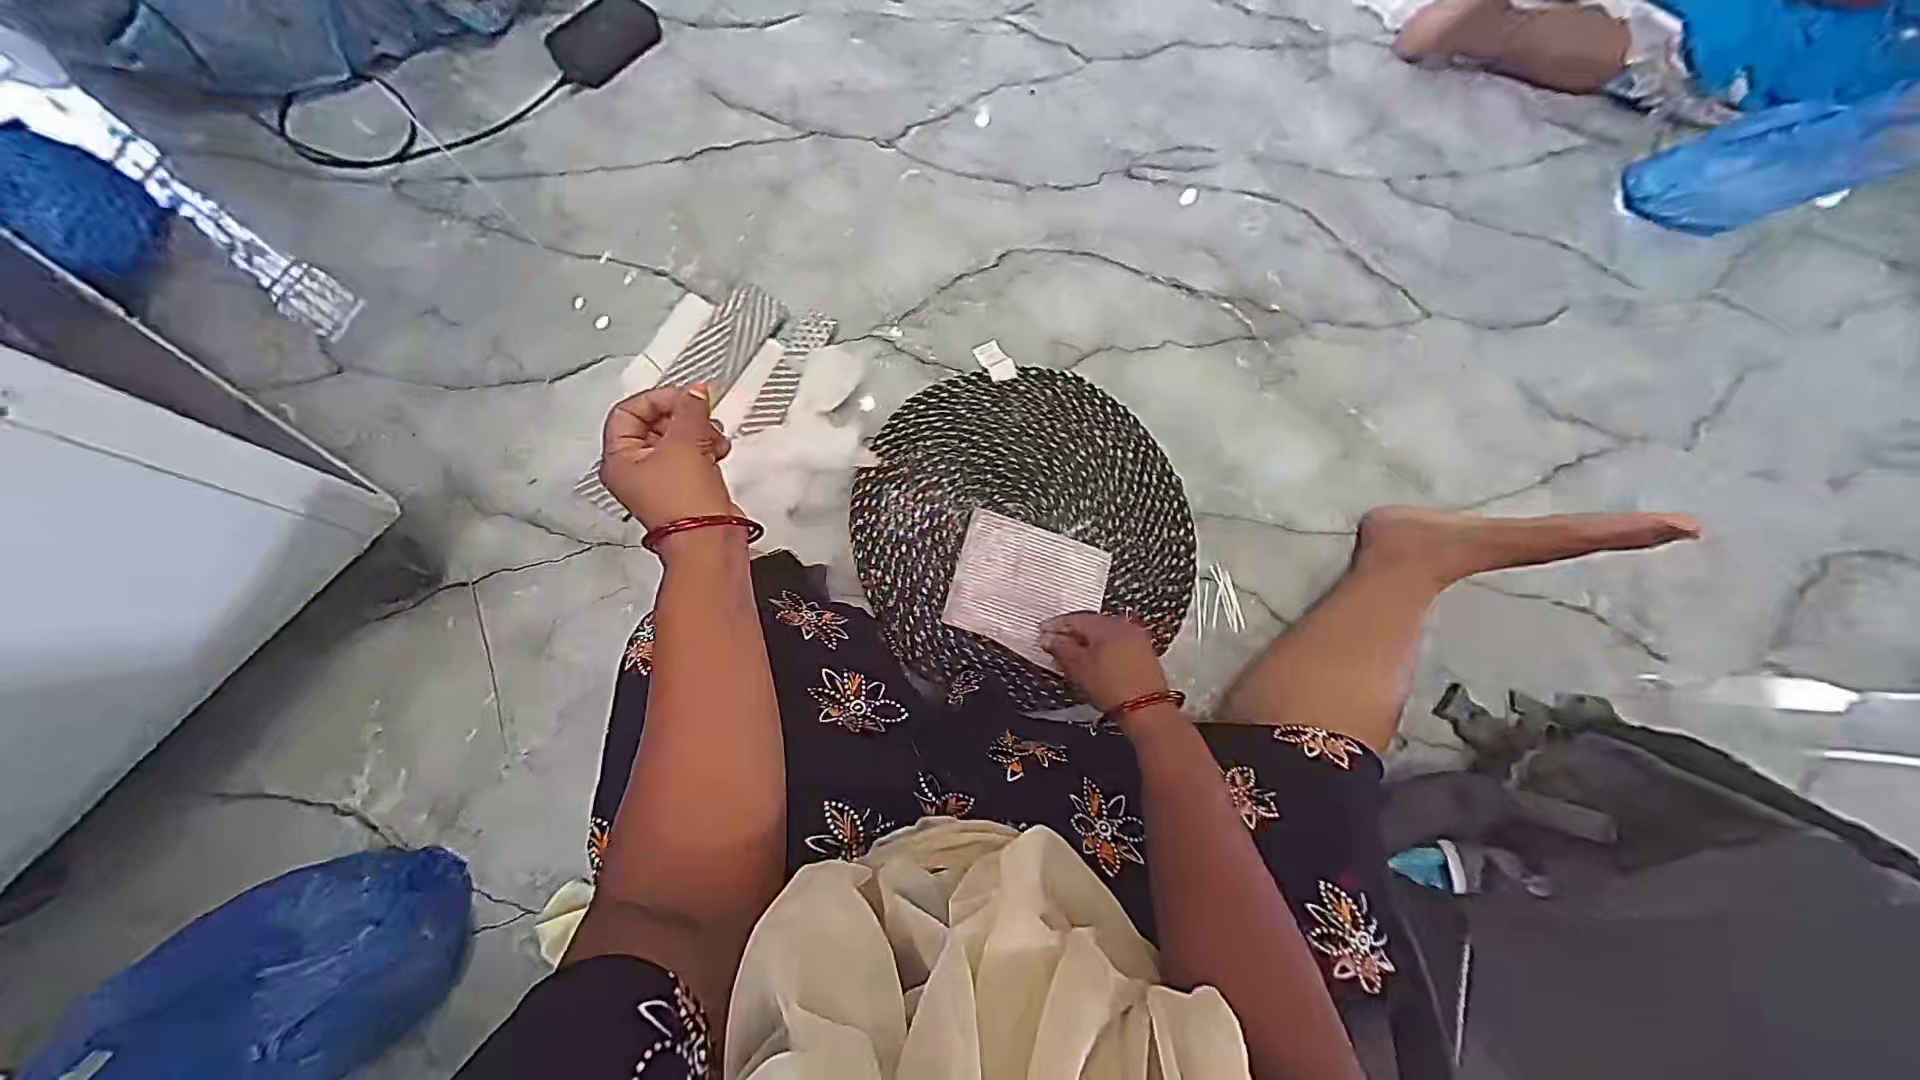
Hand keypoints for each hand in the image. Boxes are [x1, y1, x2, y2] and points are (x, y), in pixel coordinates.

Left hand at [599, 385, 736, 530]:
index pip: (629, 411)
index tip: (683, 397)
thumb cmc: (684, 507)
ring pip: (677, 440)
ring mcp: (662, 480)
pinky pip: (693, 456)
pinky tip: (717, 451)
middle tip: (700, 415)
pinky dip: (707, 448)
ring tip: (712, 437)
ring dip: (699, 433)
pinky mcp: (685, 488)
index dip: (658, 399)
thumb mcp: (685, 443)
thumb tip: (693, 393)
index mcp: (619, 459)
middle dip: (683, 417)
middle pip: (654, 425)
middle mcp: (636, 471)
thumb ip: (689, 409)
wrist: (710, 539)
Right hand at [1039, 612, 1169, 712]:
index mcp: (1106, 625)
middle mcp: (1123, 626)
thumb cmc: (1112, 688)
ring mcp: (1135, 639)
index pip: (1074, 618)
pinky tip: (1093, 664)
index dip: (1055, 626)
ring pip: (1102, 636)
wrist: (1146, 710)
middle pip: (1090, 625)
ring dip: (1085, 644)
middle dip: (1070, 636)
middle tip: (1054, 646)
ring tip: (1071, 659)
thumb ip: (1060, 647)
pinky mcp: (1143, 654)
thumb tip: (1048, 637)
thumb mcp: (1078, 667)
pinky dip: (1101, 651)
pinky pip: (1115, 645)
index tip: (1043, 633)